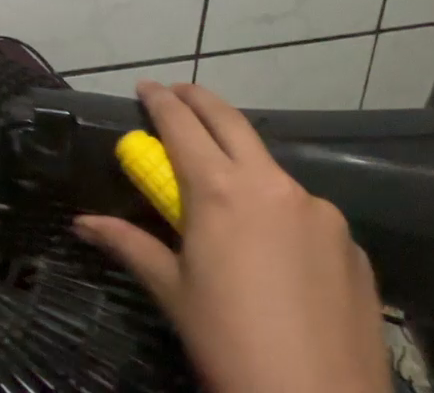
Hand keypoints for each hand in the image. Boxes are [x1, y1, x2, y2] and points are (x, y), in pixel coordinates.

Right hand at [75, 82, 388, 392]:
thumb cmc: (230, 345)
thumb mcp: (173, 293)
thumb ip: (129, 245)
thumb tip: (82, 222)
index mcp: (220, 191)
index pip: (181, 125)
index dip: (159, 101)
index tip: (145, 88)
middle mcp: (272, 185)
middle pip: (230, 121)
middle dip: (199, 100)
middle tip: (178, 94)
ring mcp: (320, 212)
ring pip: (271, 168)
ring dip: (243, 161)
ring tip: (227, 188)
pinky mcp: (351, 243)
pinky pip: (306, 212)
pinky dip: (281, 211)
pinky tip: (276, 249)